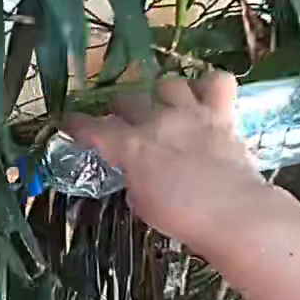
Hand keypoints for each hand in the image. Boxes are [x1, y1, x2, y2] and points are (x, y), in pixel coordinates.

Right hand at [65, 72, 274, 246]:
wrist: (232, 214)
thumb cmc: (180, 217)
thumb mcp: (142, 203)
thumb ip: (134, 180)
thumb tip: (138, 172)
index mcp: (130, 146)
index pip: (93, 128)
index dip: (77, 123)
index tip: (68, 121)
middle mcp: (156, 120)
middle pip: (128, 98)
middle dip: (119, 108)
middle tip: (121, 120)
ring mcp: (191, 113)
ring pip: (169, 82)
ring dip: (162, 93)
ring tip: (164, 105)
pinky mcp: (222, 115)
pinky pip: (217, 82)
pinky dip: (209, 85)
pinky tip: (204, 97)